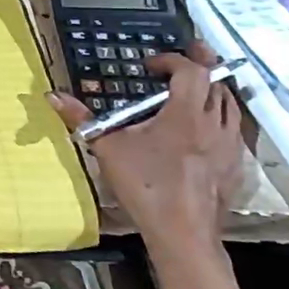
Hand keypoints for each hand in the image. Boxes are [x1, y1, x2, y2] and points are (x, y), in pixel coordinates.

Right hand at [46, 43, 242, 260]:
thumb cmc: (145, 184)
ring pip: (231, 104)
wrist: (182, 230)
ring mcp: (231, 144)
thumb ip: (81, 118)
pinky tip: (204, 127)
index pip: (191, 71)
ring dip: (213, 90)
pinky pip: (235, 128)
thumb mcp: (107, 148)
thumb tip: (52, 96)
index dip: (172, 60)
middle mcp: (215, 123)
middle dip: (201, 66)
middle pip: (218, 82)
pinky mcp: (236, 164)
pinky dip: (221, 116)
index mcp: (186, 114)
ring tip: (194, 89)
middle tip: (185, 57)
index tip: (151, 64)